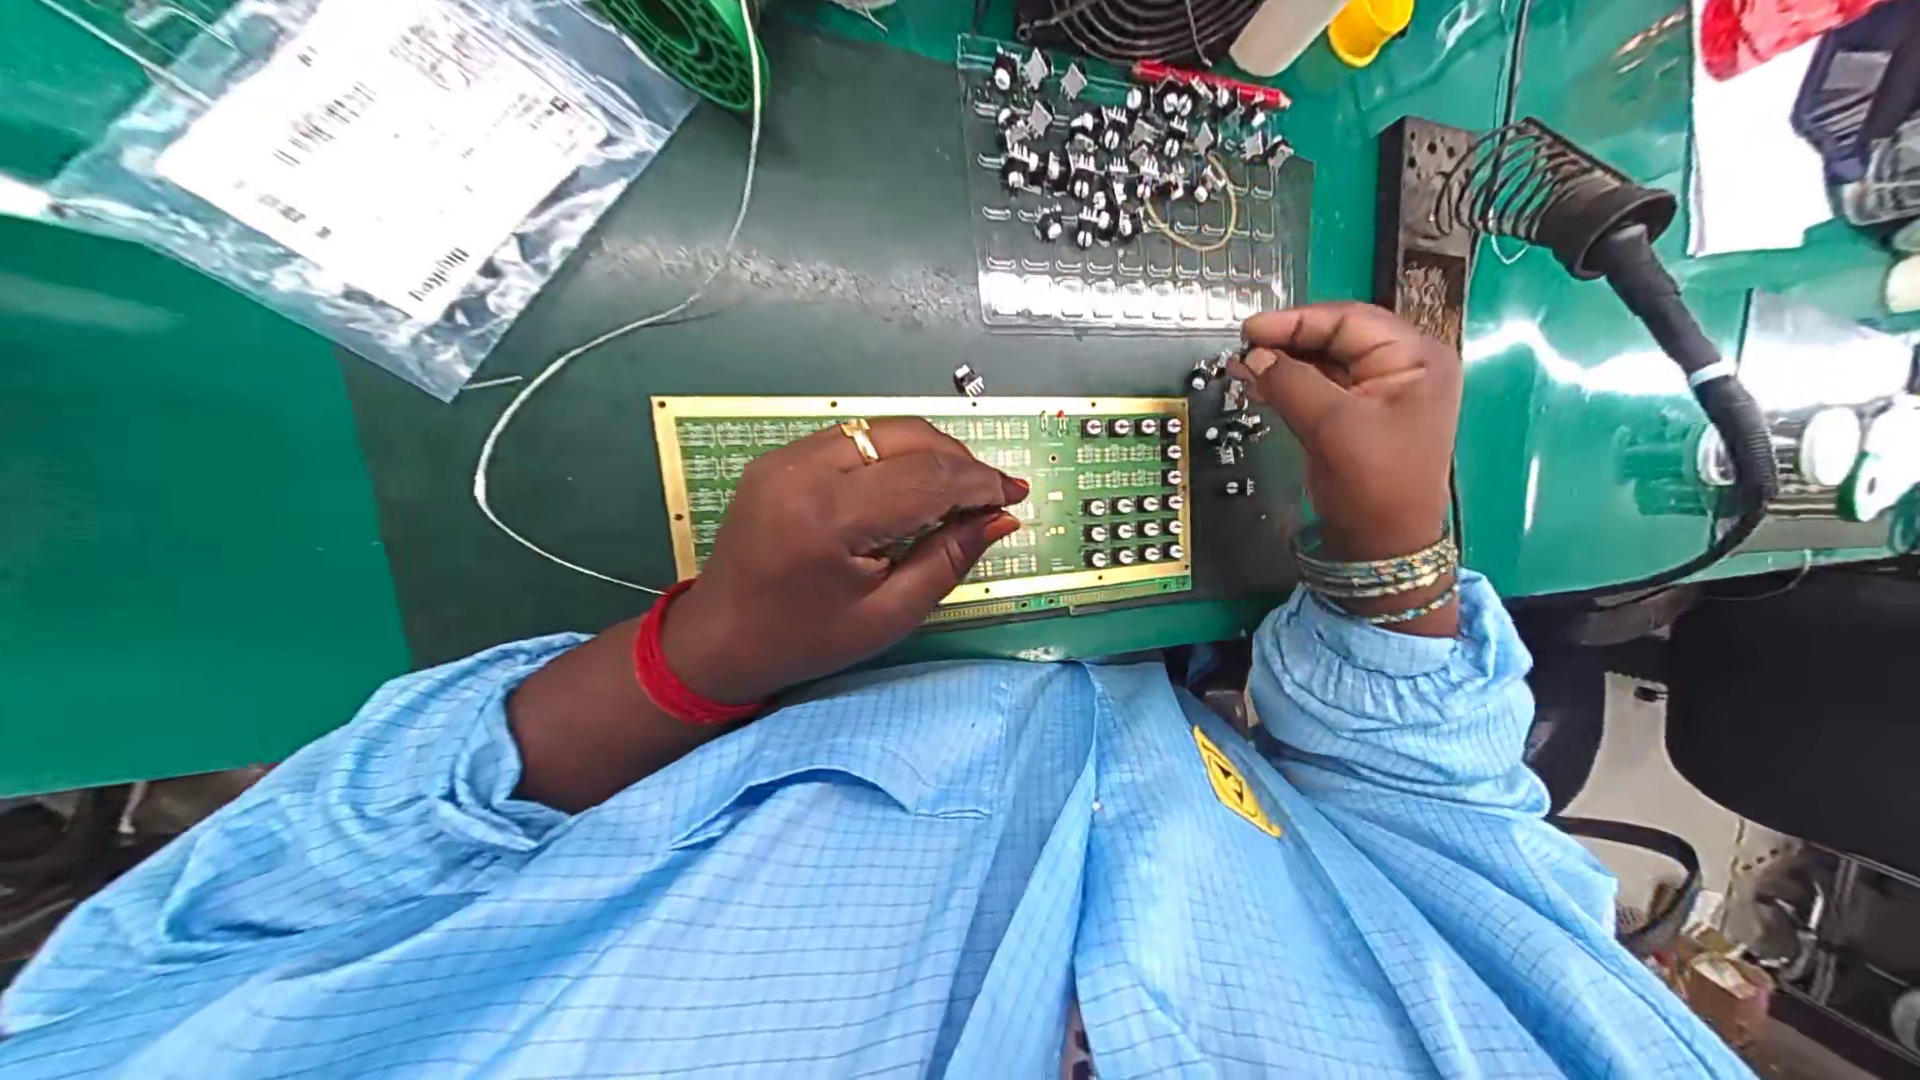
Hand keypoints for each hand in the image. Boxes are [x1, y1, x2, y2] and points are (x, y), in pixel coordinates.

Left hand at [661, 418, 1028, 703]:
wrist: (720, 639)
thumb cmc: (805, 640)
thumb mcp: (889, 614)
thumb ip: (949, 559)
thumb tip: (1000, 518)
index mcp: (827, 518)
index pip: (926, 477)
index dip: (979, 482)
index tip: (1012, 495)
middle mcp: (802, 470)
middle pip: (907, 436)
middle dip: (959, 460)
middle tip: (989, 494)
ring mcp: (786, 457)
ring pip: (883, 429)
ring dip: (929, 453)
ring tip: (956, 492)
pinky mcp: (780, 457)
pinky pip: (855, 439)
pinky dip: (895, 455)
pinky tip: (910, 486)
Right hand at [1230, 303, 1461, 561]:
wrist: (1380, 541)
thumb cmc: (1373, 482)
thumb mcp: (1332, 426)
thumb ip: (1291, 383)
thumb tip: (1253, 357)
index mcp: (1415, 358)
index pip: (1349, 321)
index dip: (1296, 321)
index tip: (1251, 330)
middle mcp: (1400, 366)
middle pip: (1335, 338)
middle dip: (1286, 342)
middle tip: (1244, 348)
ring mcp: (1376, 391)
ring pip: (1321, 362)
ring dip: (1281, 363)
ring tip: (1242, 366)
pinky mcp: (1353, 414)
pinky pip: (1316, 387)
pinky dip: (1285, 384)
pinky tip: (1257, 383)